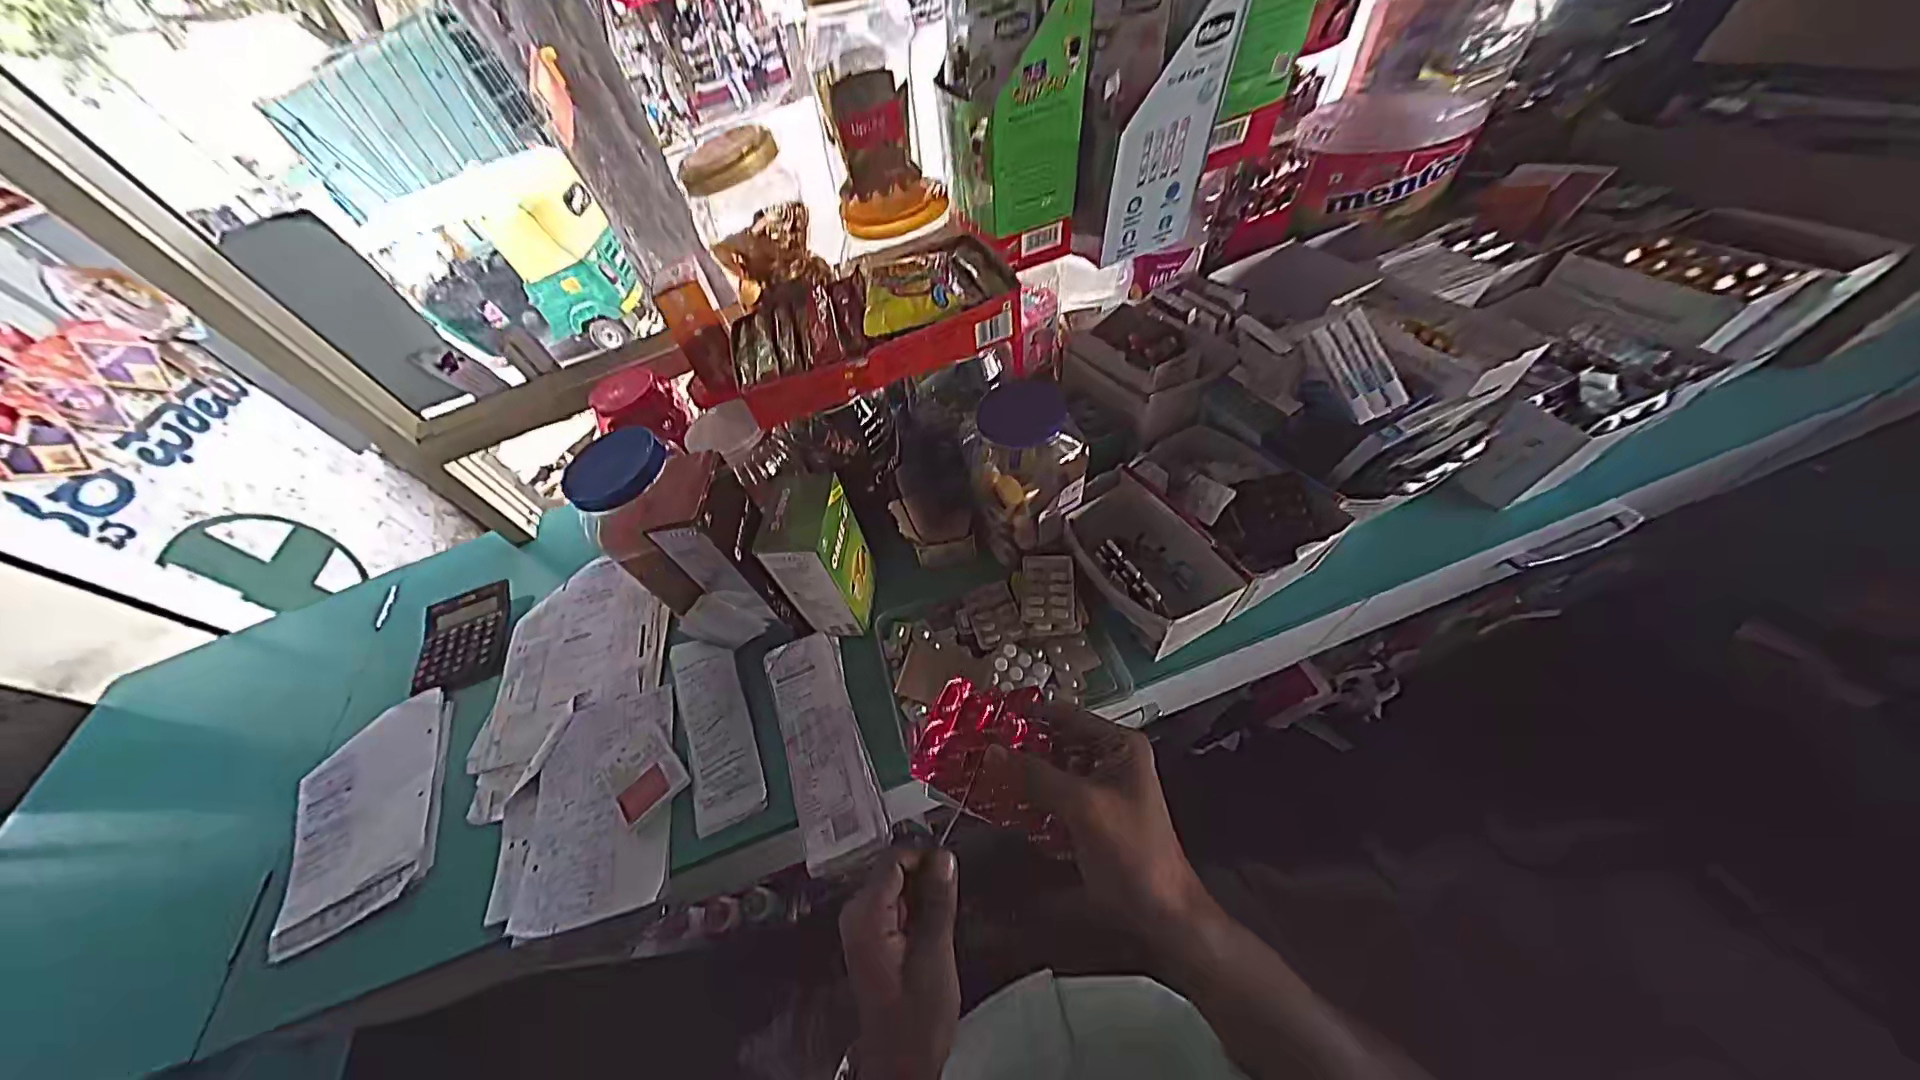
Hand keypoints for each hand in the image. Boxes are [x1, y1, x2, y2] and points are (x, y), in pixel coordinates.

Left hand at [839, 846, 960, 1079]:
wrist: (901, 1062)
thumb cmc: (917, 1014)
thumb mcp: (935, 953)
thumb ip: (938, 900)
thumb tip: (945, 856)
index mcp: (865, 913)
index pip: (894, 858)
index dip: (924, 856)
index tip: (951, 866)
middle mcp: (856, 912)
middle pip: (894, 869)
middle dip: (925, 875)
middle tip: (949, 897)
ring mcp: (861, 923)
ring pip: (898, 884)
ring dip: (923, 892)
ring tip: (942, 915)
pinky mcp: (872, 935)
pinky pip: (897, 903)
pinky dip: (917, 907)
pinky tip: (931, 927)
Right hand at [998, 703, 1211, 934]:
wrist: (1159, 913)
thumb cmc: (1135, 853)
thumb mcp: (1082, 806)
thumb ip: (1037, 775)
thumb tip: (995, 751)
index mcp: (1120, 747)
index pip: (1068, 716)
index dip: (1031, 714)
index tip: (993, 714)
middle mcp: (1108, 761)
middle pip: (1055, 743)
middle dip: (1020, 747)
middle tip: (981, 745)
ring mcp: (1096, 790)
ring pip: (1049, 771)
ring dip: (1020, 774)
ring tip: (983, 769)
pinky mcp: (1085, 817)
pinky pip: (1050, 797)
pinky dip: (1028, 798)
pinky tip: (1000, 800)